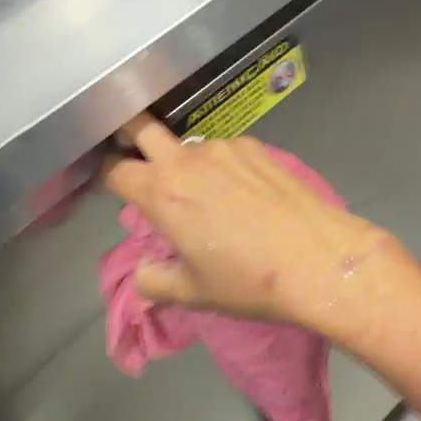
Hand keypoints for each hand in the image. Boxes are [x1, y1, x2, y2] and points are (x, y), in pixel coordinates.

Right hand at [101, 114, 408, 336]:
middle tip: (129, 148)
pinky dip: (221, 164)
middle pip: (140, 126)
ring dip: (182, 158)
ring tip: (202, 191)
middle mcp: (185, 159)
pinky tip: (241, 192)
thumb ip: (155, 281)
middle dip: (127, 132)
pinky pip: (224, 149)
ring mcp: (221, 146)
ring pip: (186, 142)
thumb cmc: (246, 280)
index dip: (105, 172)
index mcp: (161, 193)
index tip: (106, 179)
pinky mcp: (252, 145)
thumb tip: (143, 271)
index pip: (115, 169)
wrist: (315, 258)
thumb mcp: (194, 293)